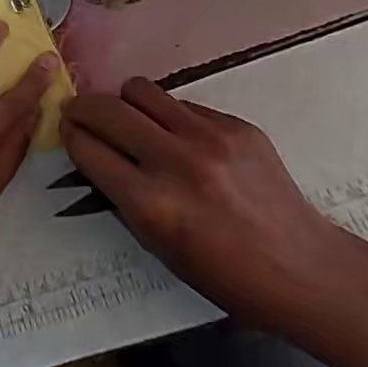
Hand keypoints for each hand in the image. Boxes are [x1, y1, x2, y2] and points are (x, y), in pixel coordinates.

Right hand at [61, 79, 367, 323]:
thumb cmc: (224, 275)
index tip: (66, 130)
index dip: (70, 136)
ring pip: (141, 90)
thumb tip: (98, 157)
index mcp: (152, 205)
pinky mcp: (237, 125)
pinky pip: (184, 105)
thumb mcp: (159, 247)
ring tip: (127, 117)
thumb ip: (124, 199)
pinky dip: (168, 116)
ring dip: (123, 101)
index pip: (90, 150)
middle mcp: (176, 162)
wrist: (301, 268)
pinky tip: (180, 139)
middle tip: (78, 111)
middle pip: (108, 110)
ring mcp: (210, 137)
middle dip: (82, 108)